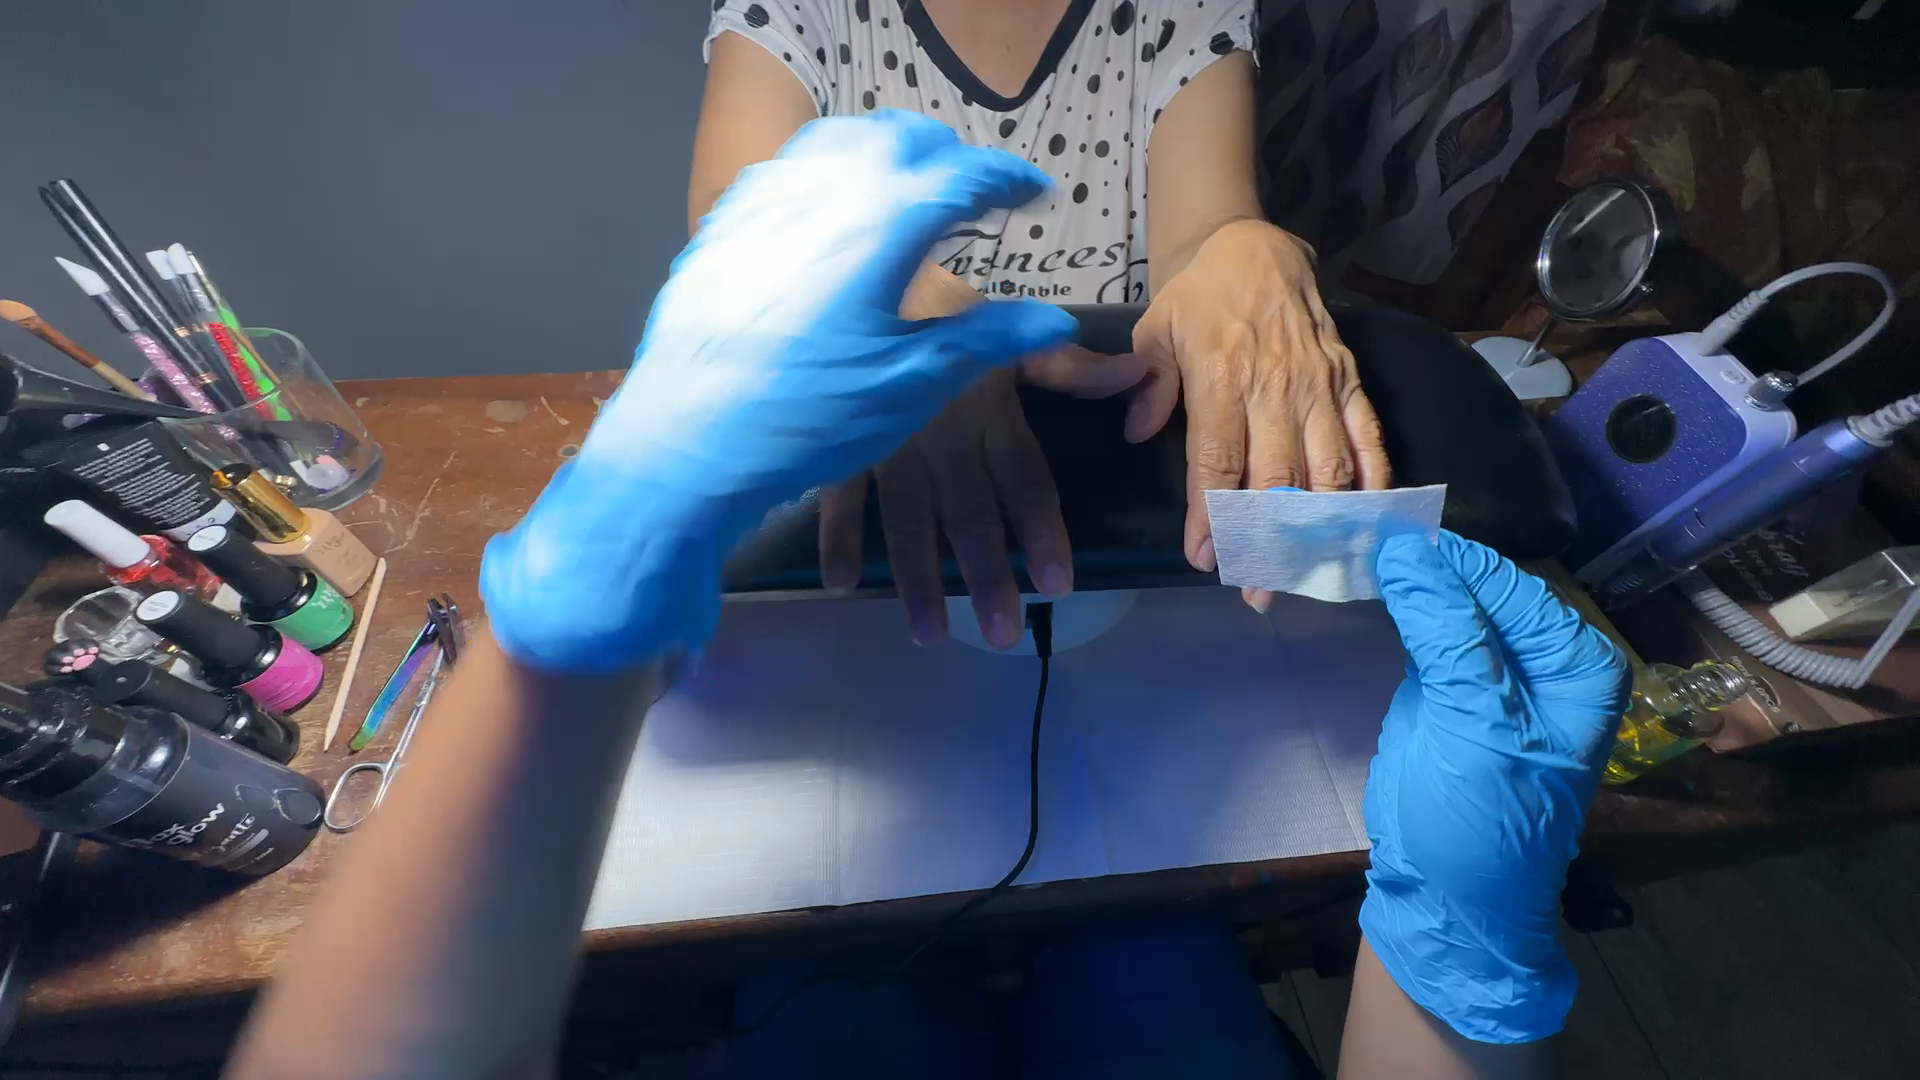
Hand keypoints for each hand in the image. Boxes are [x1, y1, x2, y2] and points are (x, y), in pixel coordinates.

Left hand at [481, 112, 1075, 671]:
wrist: (689, 441)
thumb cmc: (811, 419)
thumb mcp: (912, 387)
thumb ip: (987, 341)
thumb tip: (1056, 322)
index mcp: (879, 226)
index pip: (962, 177)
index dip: (1009, 181)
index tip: (1036, 194)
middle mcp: (822, 190)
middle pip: (903, 139)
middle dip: (950, 158)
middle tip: (975, 194)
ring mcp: (766, 200)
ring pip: (842, 140)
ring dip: (890, 154)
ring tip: (910, 192)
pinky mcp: (726, 223)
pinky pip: (792, 167)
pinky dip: (833, 170)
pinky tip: (835, 213)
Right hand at [820, 344, 1146, 646]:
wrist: (867, 282)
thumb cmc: (946, 313)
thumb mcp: (1010, 334)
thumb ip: (1070, 368)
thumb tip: (1135, 376)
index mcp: (989, 414)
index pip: (1023, 482)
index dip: (1041, 533)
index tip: (1057, 585)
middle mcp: (943, 439)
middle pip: (968, 517)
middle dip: (985, 576)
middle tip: (1002, 634)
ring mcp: (888, 444)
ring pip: (907, 520)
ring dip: (918, 578)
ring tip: (931, 633)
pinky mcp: (842, 442)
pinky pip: (839, 494)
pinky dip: (837, 536)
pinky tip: (842, 584)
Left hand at [1129, 219, 1390, 612]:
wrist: (1253, 247)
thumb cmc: (1195, 297)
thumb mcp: (1154, 332)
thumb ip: (1147, 385)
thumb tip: (1138, 434)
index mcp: (1222, 379)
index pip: (1216, 461)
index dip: (1212, 514)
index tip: (1205, 558)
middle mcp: (1276, 389)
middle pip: (1275, 478)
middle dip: (1266, 539)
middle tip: (1257, 589)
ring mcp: (1320, 386)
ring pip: (1327, 468)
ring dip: (1320, 527)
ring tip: (1310, 574)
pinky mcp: (1350, 380)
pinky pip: (1368, 436)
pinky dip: (1374, 481)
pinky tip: (1371, 523)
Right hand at [1363, 531, 1629, 1043]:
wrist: (1445, 888)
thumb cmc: (1479, 815)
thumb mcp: (1474, 723)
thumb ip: (1446, 632)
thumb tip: (1406, 549)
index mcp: (1573, 660)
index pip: (1501, 581)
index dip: (1439, 554)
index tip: (1369, 527)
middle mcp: (1539, 654)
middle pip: (1473, 585)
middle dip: (1415, 561)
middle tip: (1345, 533)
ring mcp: (1488, 667)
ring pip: (1443, 601)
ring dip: (1397, 578)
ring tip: (1342, 550)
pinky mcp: (1444, 680)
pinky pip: (1420, 626)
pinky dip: (1390, 604)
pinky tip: (1358, 584)